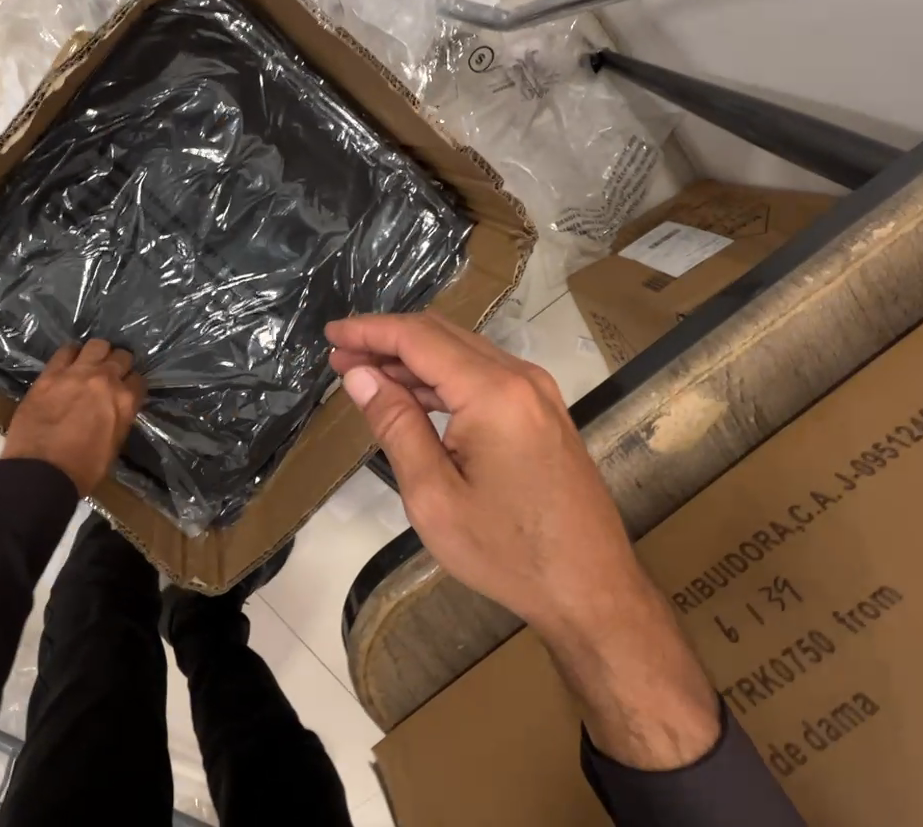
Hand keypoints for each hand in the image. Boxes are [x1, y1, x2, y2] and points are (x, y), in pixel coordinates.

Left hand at [3, 340, 146, 495]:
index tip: (126, 390)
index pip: (139, 380)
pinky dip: (71, 354)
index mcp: (125, 401)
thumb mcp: (114, 445)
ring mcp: (77, 373)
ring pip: (97, 345)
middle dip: (118, 365)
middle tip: (110, 375)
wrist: (41, 472)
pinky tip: (69, 363)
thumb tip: (115, 410)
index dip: (132, 385)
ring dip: (98, 354)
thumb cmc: (83, 469)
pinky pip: (65, 351)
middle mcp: (106, 379)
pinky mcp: (50, 374)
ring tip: (91, 364)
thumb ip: (119, 419)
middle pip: (121, 357)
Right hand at [327, 313, 719, 768]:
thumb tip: (360, 376)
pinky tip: (411, 397)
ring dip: (412, 360)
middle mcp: (520, 378)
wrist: (592, 591)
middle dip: (386, 341)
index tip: (330, 334)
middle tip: (340, 358)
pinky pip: (483, 376)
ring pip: (462, 353)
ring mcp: (537, 394)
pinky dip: (440, 379)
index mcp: (493, 392)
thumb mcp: (434, 495)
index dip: (369, 331)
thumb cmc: (507, 552)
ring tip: (364, 376)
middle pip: (442, 336)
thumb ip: (396, 425)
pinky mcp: (543, 413)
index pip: (418, 338)